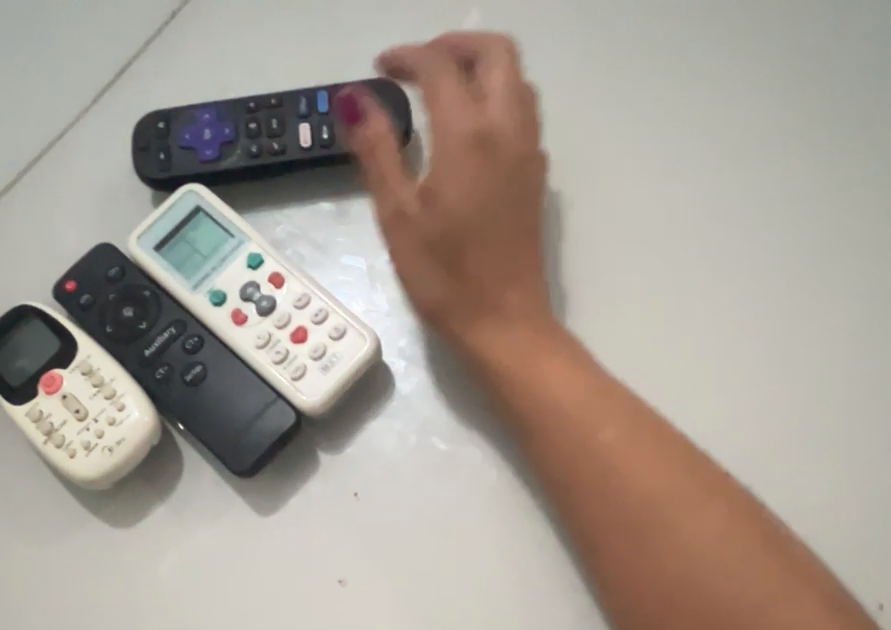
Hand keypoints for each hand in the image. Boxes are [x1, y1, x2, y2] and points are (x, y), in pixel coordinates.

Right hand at [338, 33, 556, 363]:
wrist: (504, 323)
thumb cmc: (445, 278)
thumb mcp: (398, 216)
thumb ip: (378, 150)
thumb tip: (354, 99)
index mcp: (469, 135)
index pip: (439, 66)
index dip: (406, 56)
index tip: (381, 70)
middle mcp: (508, 131)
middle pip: (495, 52)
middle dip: (455, 45)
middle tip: (418, 65)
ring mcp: (529, 154)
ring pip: (517, 80)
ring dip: (481, 69)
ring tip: (442, 91)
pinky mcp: (536, 178)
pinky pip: (524, 114)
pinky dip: (498, 99)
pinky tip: (469, 131)